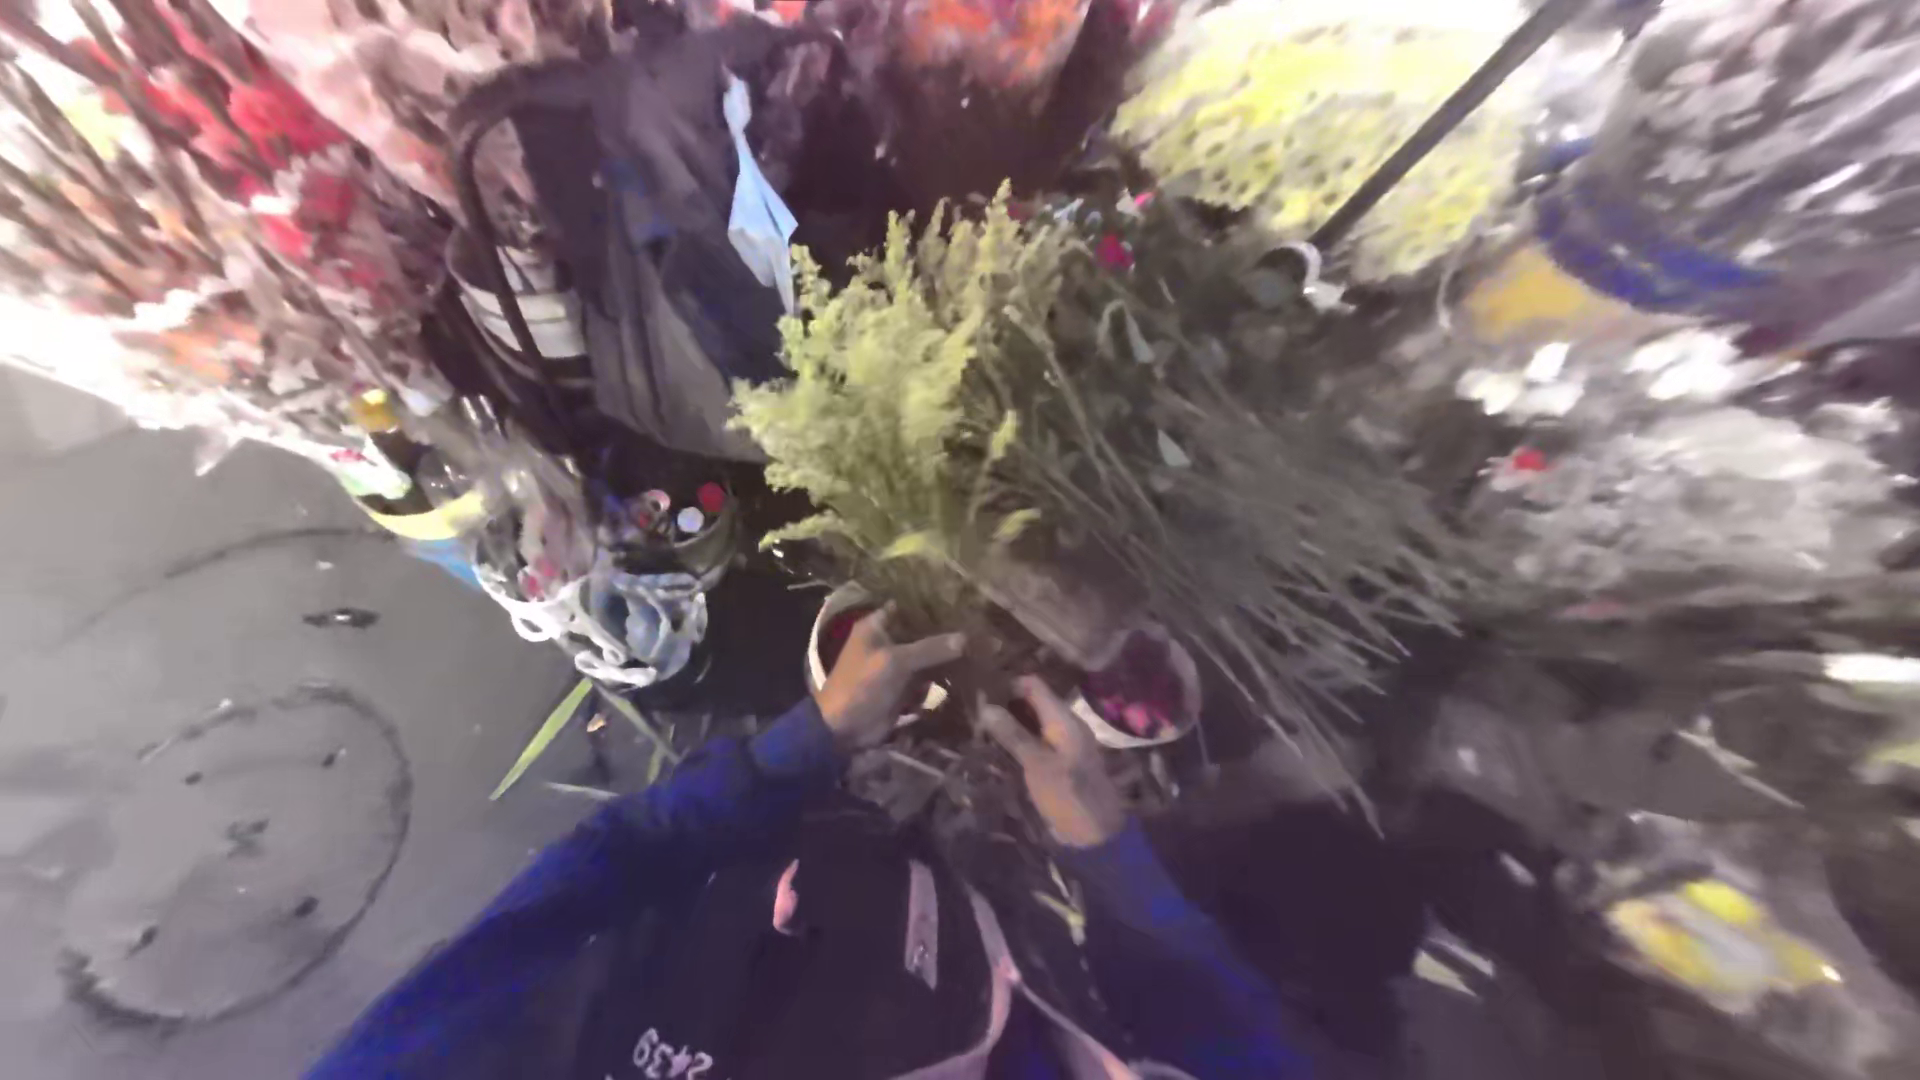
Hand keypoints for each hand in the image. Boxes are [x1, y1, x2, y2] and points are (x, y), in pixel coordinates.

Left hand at [815, 608, 965, 750]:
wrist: (844, 729)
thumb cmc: (862, 685)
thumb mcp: (896, 662)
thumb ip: (930, 648)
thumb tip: (966, 638)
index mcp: (876, 626)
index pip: (907, 606)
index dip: (930, 604)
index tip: (960, 602)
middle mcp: (887, 640)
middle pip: (921, 632)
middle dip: (945, 634)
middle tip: (977, 627)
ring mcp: (896, 665)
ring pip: (927, 656)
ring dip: (946, 657)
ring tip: (979, 650)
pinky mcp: (904, 686)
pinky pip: (927, 677)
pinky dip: (940, 678)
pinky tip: (967, 672)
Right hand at [980, 676, 1126, 847]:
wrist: (1095, 835)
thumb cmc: (1069, 794)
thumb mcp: (1038, 764)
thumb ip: (1013, 734)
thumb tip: (986, 707)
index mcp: (1063, 718)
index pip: (1033, 684)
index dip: (1007, 684)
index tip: (980, 694)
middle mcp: (1063, 724)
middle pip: (1031, 700)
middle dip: (1004, 704)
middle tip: (974, 712)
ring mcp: (1061, 742)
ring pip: (1031, 720)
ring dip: (1008, 722)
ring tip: (979, 727)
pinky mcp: (1056, 759)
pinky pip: (1034, 738)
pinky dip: (1016, 738)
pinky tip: (996, 746)